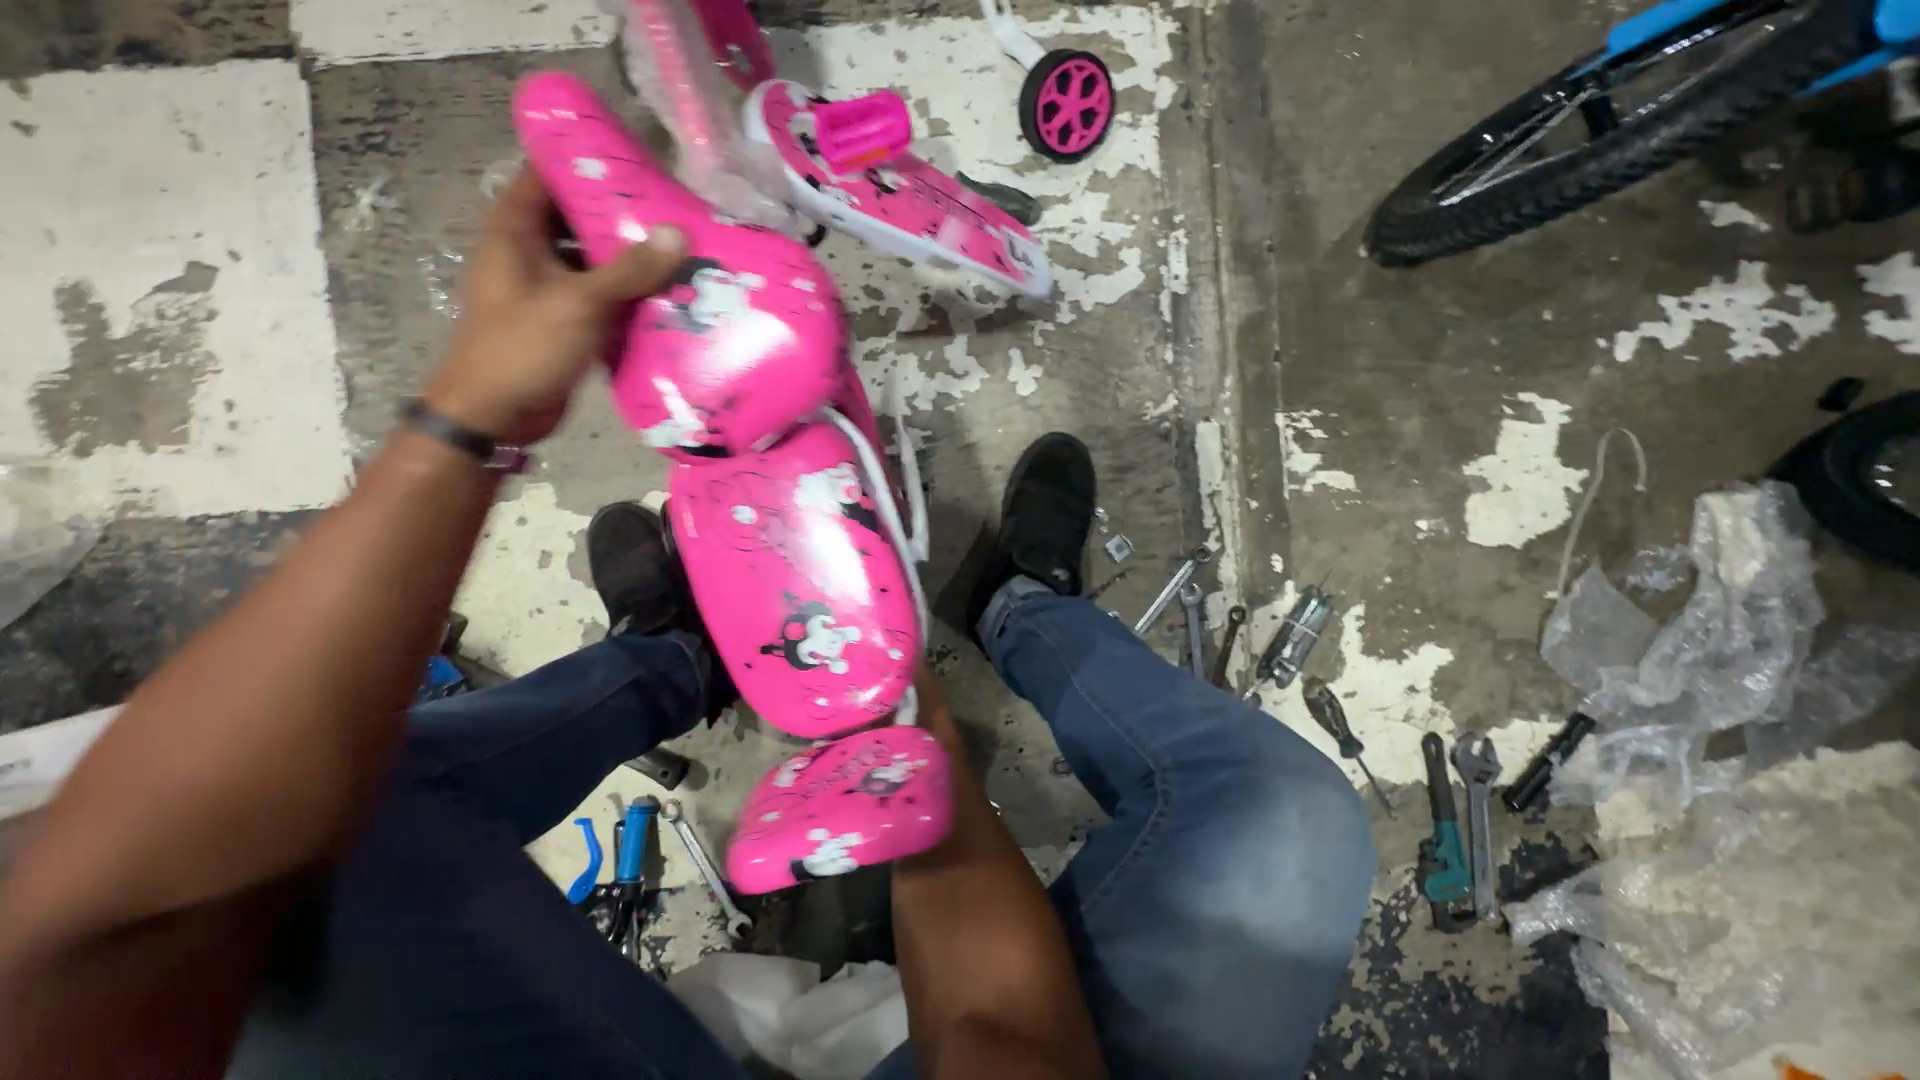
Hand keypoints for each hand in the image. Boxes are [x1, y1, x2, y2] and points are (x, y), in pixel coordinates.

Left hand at [421, 169, 685, 444]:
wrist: (494, 414)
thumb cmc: (523, 346)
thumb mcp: (579, 302)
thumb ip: (630, 269)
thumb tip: (678, 234)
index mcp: (514, 231)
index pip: (546, 175)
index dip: (584, 162)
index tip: (633, 157)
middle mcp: (527, 252)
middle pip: (575, 218)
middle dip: (620, 214)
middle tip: (672, 207)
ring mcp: (545, 289)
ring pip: (592, 260)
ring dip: (629, 258)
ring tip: (679, 248)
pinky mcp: (563, 321)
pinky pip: (599, 297)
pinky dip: (627, 294)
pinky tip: (667, 294)